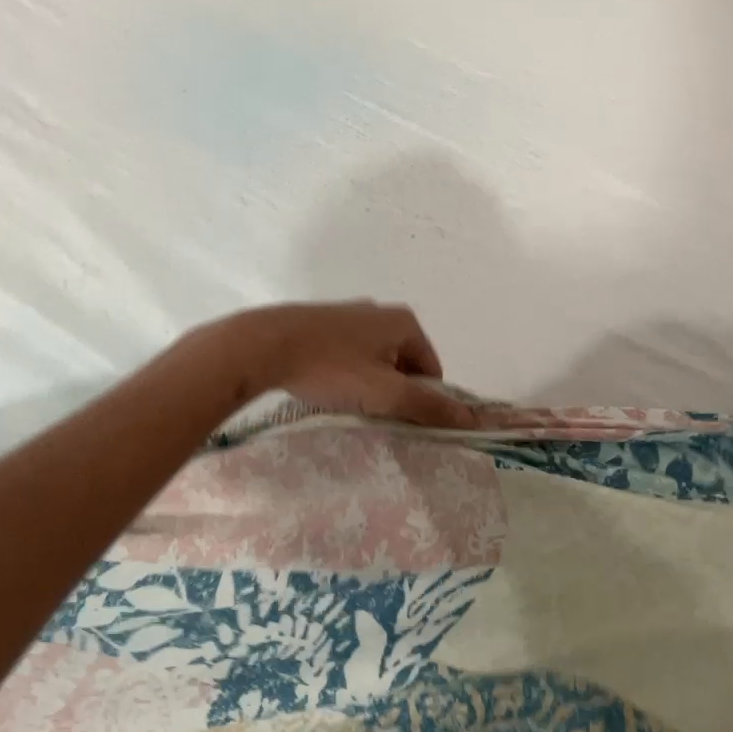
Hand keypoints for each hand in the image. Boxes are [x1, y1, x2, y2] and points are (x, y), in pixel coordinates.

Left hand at [184, 301, 476, 428]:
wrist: (261, 345)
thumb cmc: (330, 367)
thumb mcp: (384, 393)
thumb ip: (428, 406)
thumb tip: (471, 418)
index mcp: (405, 322)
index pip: (432, 369)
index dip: (422, 399)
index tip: (398, 420)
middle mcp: (382, 312)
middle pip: (404, 364)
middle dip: (393, 391)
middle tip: (371, 414)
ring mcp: (350, 315)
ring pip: (375, 360)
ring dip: (368, 384)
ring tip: (344, 404)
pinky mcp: (321, 323)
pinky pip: (349, 354)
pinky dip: (344, 373)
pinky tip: (324, 388)